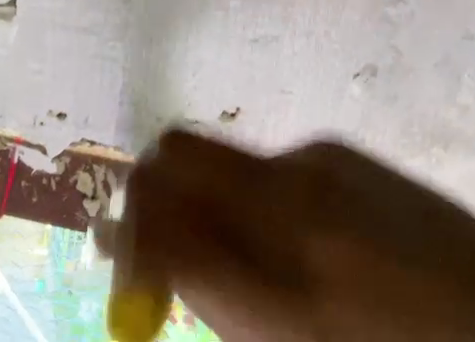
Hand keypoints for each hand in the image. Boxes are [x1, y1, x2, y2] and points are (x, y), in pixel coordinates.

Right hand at [114, 130, 474, 341]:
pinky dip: (254, 195)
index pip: (159, 224)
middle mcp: (295, 209)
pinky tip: (300, 242)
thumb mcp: (296, 341)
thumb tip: (153, 260)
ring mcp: (324, 166)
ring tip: (241, 255)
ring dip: (205, 195)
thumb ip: (224, 304)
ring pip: (219, 155)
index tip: (129, 274)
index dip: (127, 240)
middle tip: (160, 246)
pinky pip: (268, 164)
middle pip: (174, 155)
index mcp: (283, 295)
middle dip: (150, 192)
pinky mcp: (347, 152)